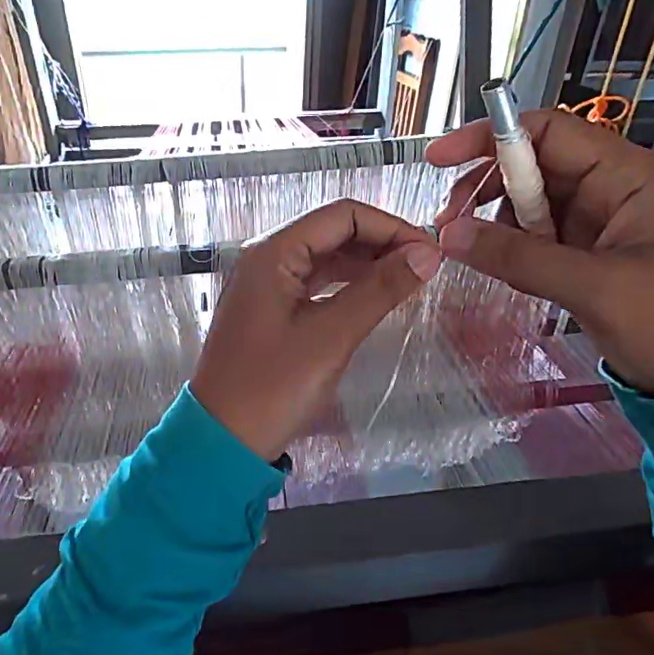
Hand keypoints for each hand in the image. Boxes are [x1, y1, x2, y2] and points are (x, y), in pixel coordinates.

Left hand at [191, 200, 442, 460]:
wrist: (223, 438)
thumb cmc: (270, 388)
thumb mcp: (330, 336)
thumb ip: (379, 289)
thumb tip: (426, 255)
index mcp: (272, 253)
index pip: (341, 215)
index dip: (390, 226)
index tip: (430, 249)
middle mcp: (265, 259)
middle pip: (332, 232)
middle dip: (381, 243)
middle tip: (426, 265)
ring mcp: (266, 284)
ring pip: (326, 258)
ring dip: (367, 263)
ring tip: (409, 279)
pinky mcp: (270, 309)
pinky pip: (315, 283)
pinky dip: (347, 285)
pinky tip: (376, 295)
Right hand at [430, 110, 653, 396]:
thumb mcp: (598, 288)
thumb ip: (519, 257)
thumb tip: (449, 235)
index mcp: (631, 177)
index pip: (549, 132)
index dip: (490, 137)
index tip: (438, 158)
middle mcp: (617, 191)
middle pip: (536, 168)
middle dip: (487, 189)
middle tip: (449, 225)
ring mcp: (608, 227)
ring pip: (535, 208)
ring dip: (499, 225)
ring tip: (473, 254)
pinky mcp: (599, 259)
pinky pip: (545, 242)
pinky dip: (517, 251)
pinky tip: (501, 269)